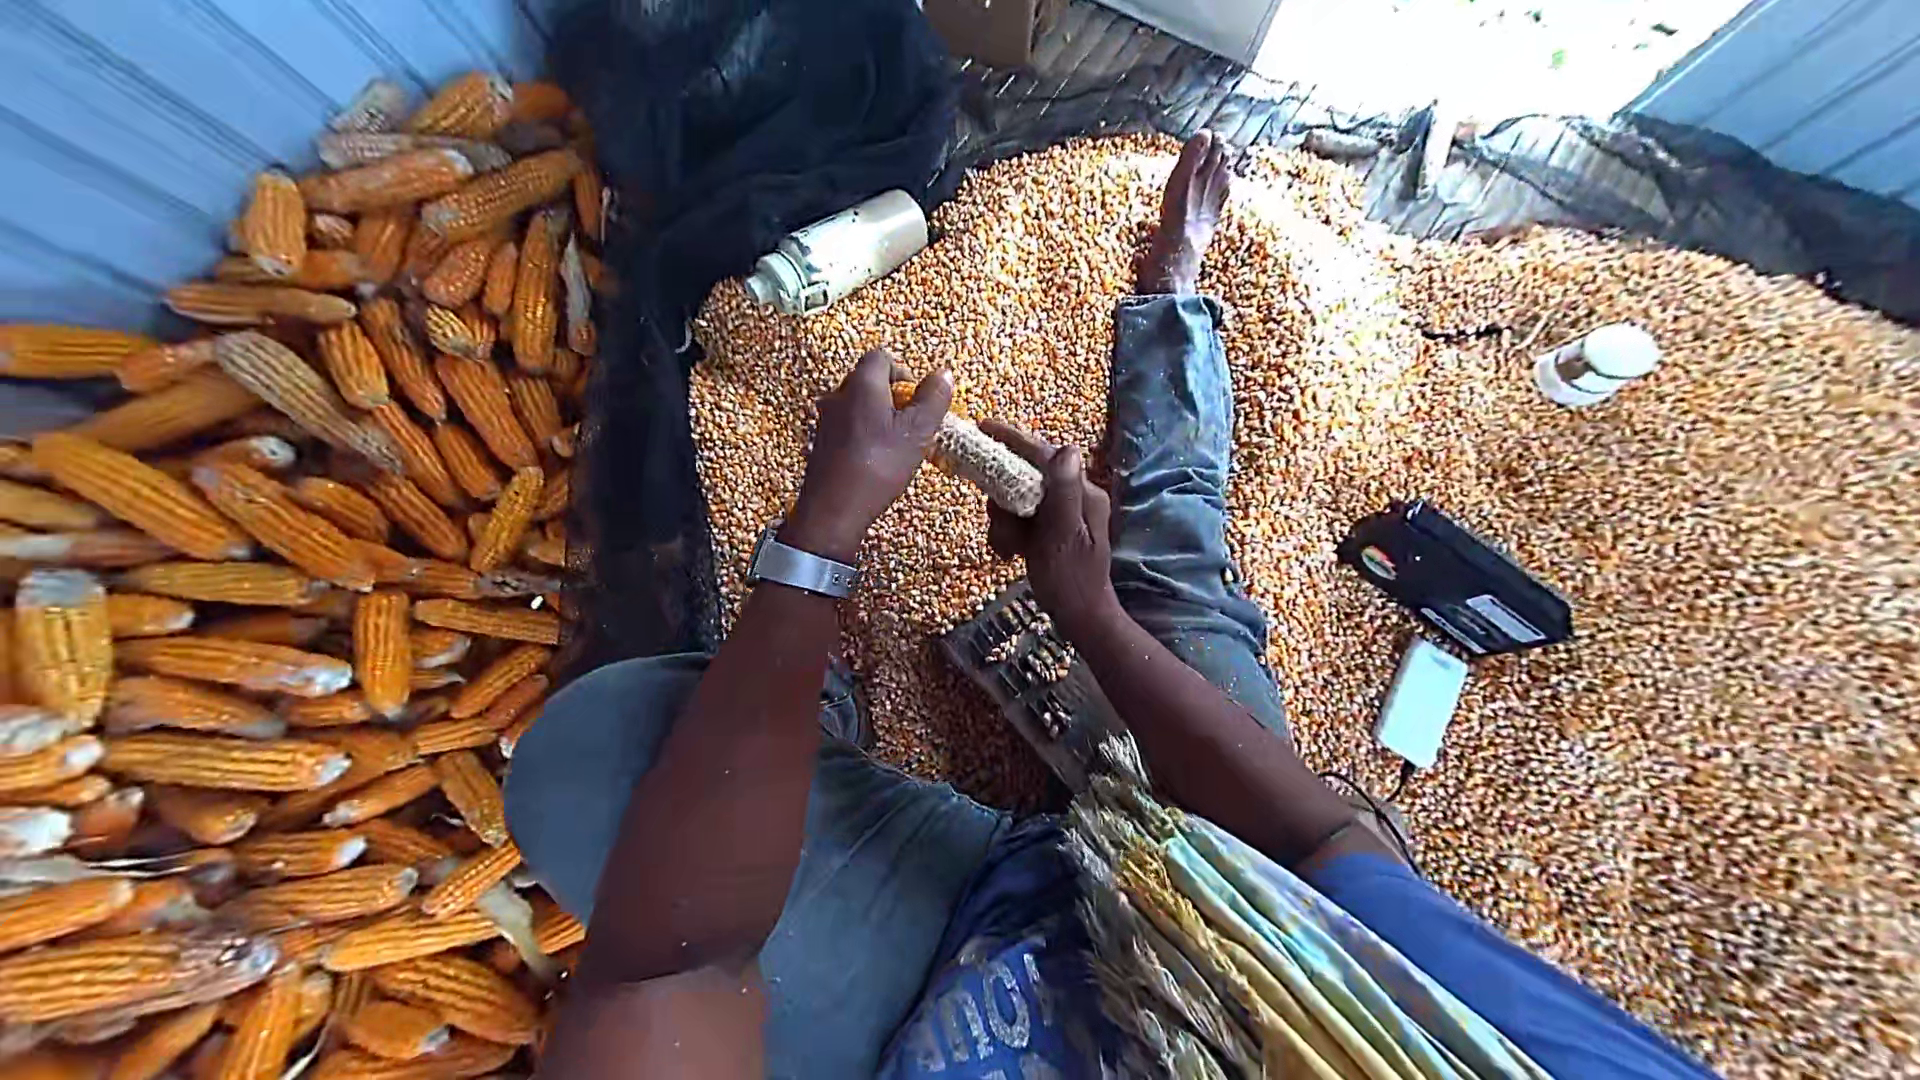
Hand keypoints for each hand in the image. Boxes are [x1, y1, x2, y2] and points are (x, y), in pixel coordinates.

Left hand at [782, 350, 951, 562]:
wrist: (834, 509)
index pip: (882, 357)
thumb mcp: (918, 431)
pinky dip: (865, 436)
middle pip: (869, 381)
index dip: (905, 373)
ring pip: (859, 407)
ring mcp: (826, 420)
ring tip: (897, 446)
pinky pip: (849, 428)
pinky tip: (877, 461)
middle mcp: (838, 395)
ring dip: (880, 419)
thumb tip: (945, 374)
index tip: (919, 400)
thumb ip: (934, 398)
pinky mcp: (822, 444)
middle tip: (912, 424)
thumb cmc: (878, 465)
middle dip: (894, 398)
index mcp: (862, 383)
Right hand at [980, 420, 1121, 640]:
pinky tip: (1013, 554)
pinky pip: (1020, 518)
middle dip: (1006, 501)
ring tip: (1011, 548)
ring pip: (1018, 500)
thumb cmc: (1070, 580)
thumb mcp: (1063, 535)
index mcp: (1083, 493)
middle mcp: (1073, 497)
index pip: (1045, 455)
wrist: (1080, 616)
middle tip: (1002, 524)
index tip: (983, 427)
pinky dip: (1010, 534)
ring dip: (1006, 524)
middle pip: (1025, 478)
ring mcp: (1061, 513)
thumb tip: (1067, 447)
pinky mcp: (1049, 528)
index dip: (1014, 440)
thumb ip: (1064, 492)